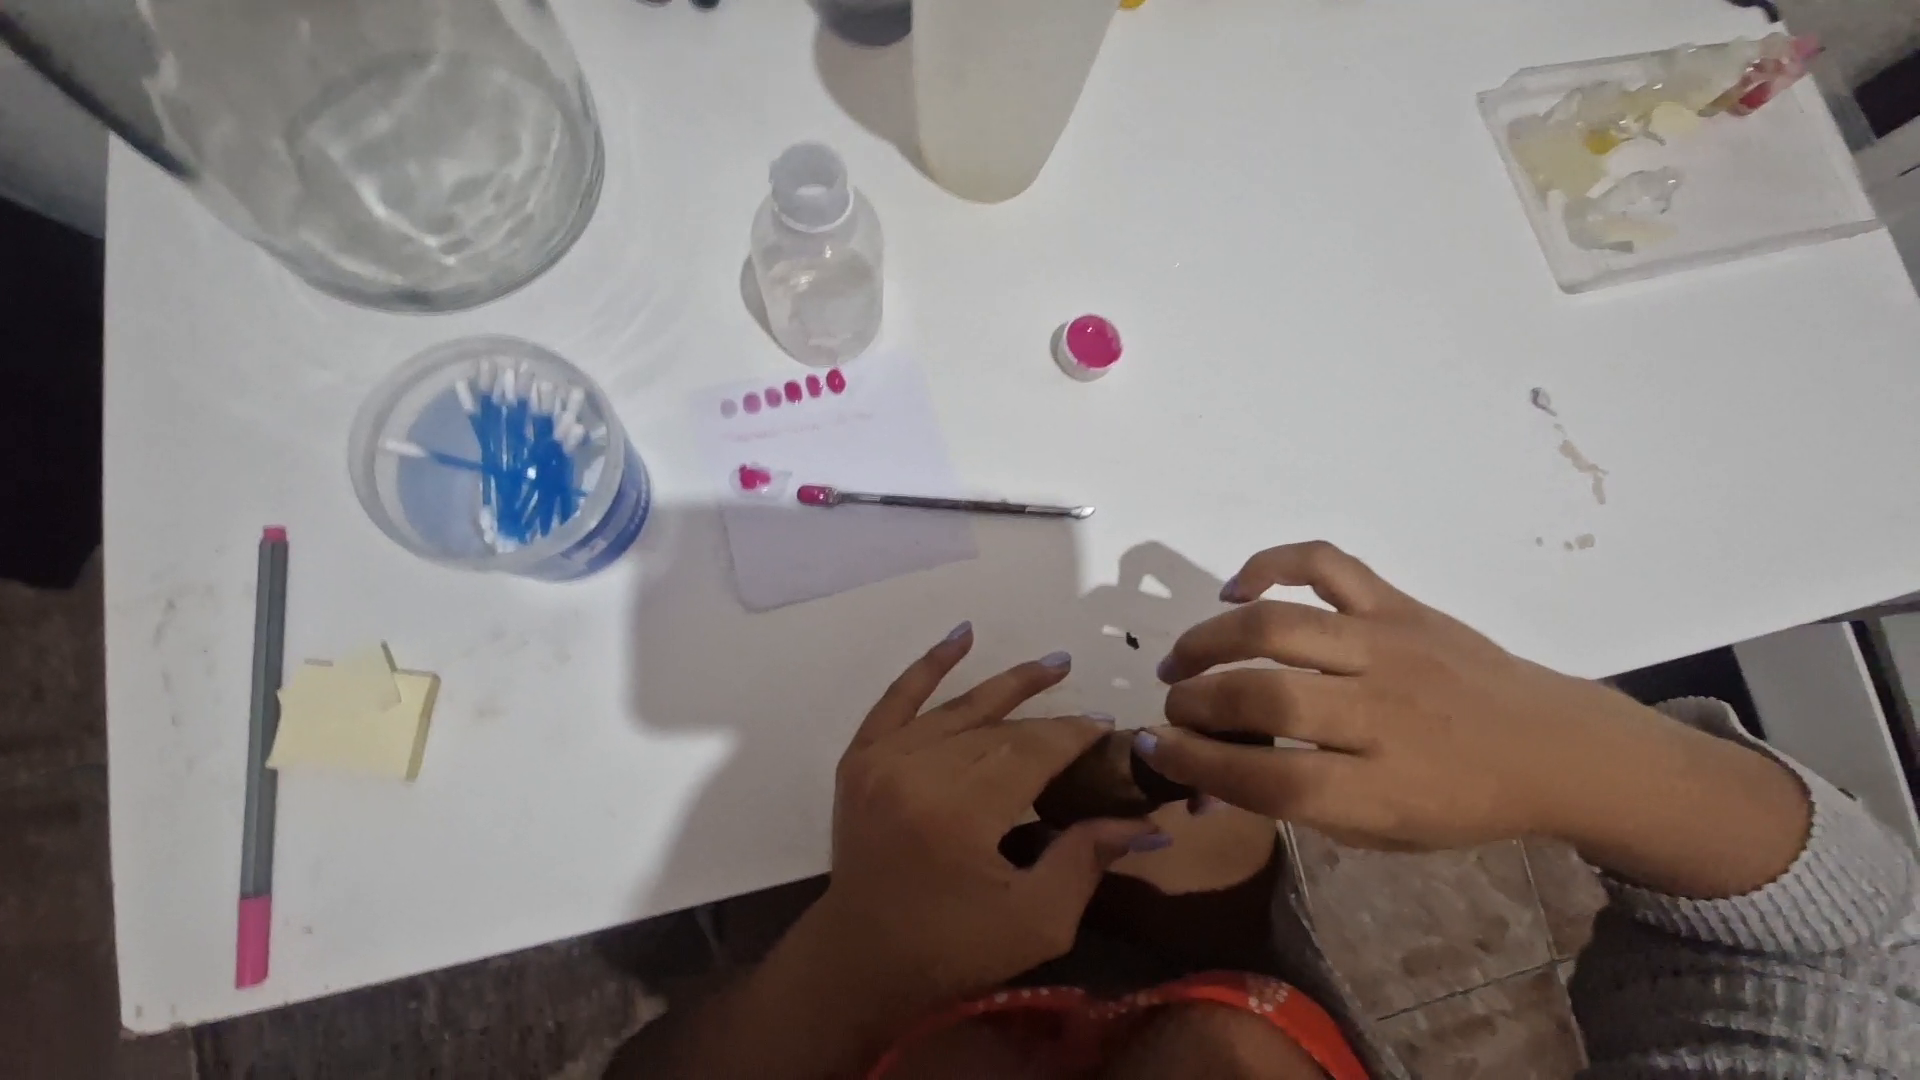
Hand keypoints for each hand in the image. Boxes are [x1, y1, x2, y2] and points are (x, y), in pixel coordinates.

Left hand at [804, 624, 1162, 1015]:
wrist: (859, 959)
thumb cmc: (951, 949)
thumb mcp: (1036, 922)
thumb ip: (1086, 860)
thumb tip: (1144, 821)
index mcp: (960, 814)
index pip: (1030, 752)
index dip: (1072, 736)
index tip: (1106, 727)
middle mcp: (918, 773)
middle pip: (999, 731)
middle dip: (1049, 722)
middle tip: (1088, 716)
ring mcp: (882, 760)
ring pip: (959, 710)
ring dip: (1008, 684)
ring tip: (1054, 663)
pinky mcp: (860, 759)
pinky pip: (897, 699)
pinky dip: (929, 665)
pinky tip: (962, 635)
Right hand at [1137, 541, 1677, 851]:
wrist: (1556, 748)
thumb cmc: (1459, 803)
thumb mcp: (1380, 832)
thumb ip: (1294, 804)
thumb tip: (1205, 776)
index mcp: (1384, 790)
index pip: (1266, 779)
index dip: (1197, 764)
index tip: (1156, 748)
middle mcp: (1384, 714)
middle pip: (1263, 698)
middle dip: (1194, 702)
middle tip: (1172, 705)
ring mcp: (1390, 647)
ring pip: (1276, 628)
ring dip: (1209, 640)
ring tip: (1181, 657)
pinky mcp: (1399, 604)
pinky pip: (1324, 564)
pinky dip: (1267, 564)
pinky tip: (1235, 589)